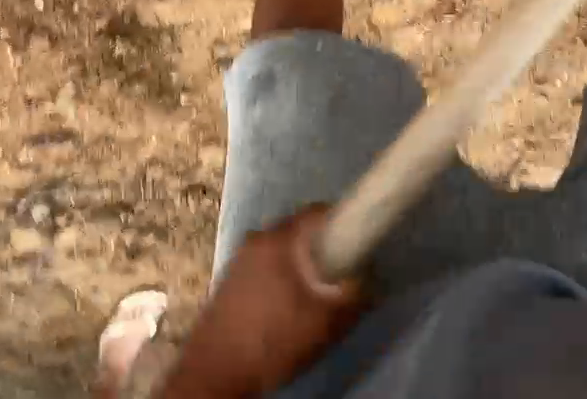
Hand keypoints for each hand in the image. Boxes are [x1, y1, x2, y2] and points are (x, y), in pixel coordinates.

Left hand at [161, 206, 365, 398]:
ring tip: (315, 294)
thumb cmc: (272, 340)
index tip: (359, 242)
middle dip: (323, 247)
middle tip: (340, 272)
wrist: (213, 375)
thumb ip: (355, 294)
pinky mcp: (228, 280)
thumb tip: (373, 276)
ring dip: (300, 265)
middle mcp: (257, 238)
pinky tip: (286, 307)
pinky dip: (281, 277)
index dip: (345, 222)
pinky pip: (265, 266)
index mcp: (280, 237)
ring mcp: (239, 258)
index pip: (320, 211)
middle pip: (300, 230)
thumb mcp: (325, 322)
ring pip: (282, 249)